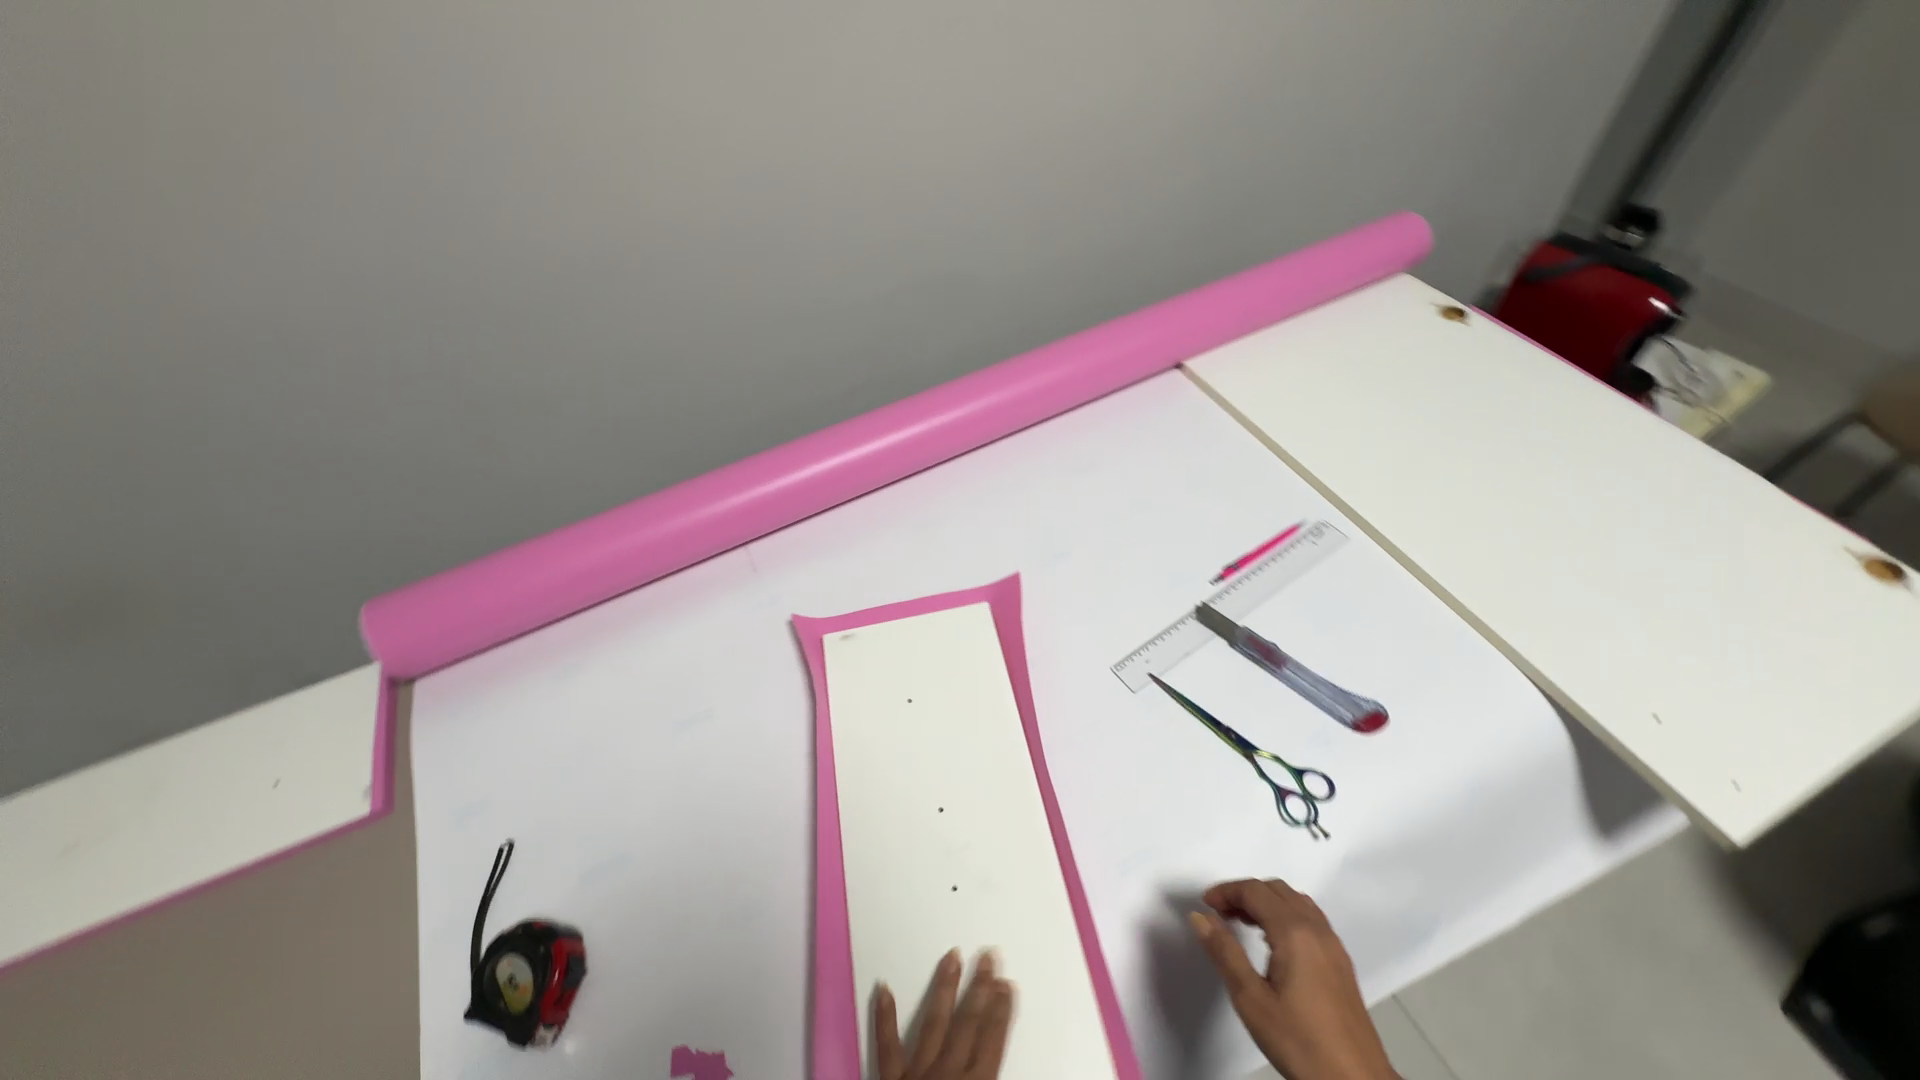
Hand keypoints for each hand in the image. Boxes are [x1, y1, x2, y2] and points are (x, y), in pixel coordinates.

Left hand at [874, 948, 1015, 1079]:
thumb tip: (998, 1054)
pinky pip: (886, 1045)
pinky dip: (884, 1017)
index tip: (1005, 981)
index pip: (992, 1039)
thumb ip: (990, 1075)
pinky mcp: (891, 1079)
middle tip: (986, 954)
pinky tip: (883, 987)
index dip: (1001, 1009)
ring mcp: (916, 1073)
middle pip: (967, 1023)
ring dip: (944, 988)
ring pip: (934, 1023)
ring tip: (952, 956)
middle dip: (979, 987)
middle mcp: (948, 1071)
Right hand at [1190, 879, 1396, 1079]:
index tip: (1205, 907)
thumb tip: (1200, 916)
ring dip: (1267, 903)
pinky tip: (1273, 944)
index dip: (1226, 891)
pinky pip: (1310, 920)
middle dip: (1245, 893)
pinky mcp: (1341, 963)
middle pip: (1277, 890)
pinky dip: (1286, 916)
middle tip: (1220, 914)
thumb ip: (1224, 952)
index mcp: (1294, 933)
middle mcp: (1317, 930)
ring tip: (1242, 924)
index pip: (1255, 891)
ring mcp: (1334, 946)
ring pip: (1296, 903)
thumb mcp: (1251, 999)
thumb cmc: (1298, 1041)